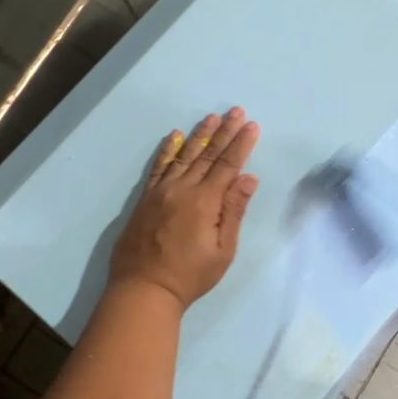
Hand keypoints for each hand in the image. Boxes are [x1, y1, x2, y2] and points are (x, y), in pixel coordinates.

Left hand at [109, 108, 260, 307]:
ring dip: (199, 134)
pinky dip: (168, 149)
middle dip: (224, 132)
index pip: (228, 165)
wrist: (144, 288)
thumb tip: (247, 178)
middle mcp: (182, 188)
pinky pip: (159, 166)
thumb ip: (233, 211)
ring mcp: (161, 191)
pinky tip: (175, 136)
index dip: (241, 145)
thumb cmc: (190, 275)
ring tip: (212, 117)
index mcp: (205, 201)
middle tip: (236, 111)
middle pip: (207, 154)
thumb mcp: (222, 250)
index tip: (252, 125)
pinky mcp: (146, 198)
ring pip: (184, 155)